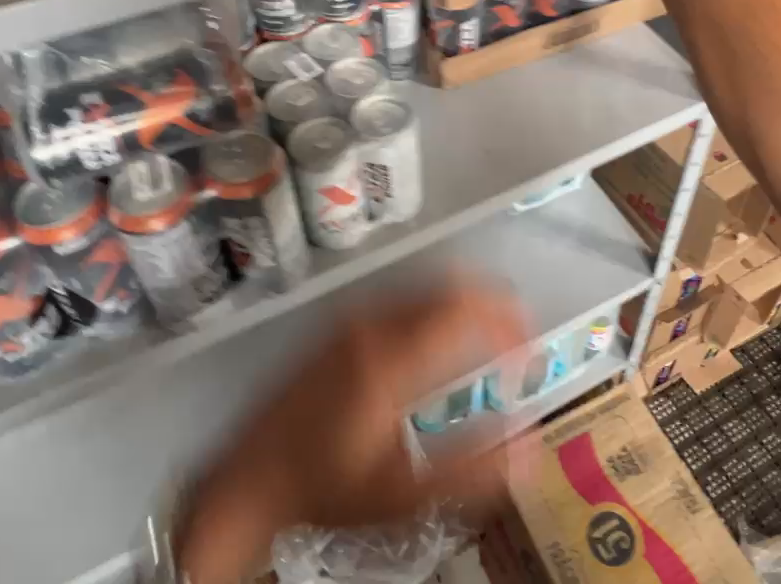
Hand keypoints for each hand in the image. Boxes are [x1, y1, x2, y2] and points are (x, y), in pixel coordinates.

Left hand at [176, 279, 529, 582]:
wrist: (249, 477)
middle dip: (494, 305)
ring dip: (466, 304)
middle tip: (519, 340)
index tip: (526, 357)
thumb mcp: (404, 495)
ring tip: (492, 339)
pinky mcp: (341, 325)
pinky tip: (443, 341)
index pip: (465, 307)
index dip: (508, 322)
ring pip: (426, 285)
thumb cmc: (326, 488)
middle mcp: (372, 323)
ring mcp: (353, 319)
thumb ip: (473, 470)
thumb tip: (531, 445)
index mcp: (390, 357)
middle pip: (449, 284)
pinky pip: (402, 296)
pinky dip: (437, 307)